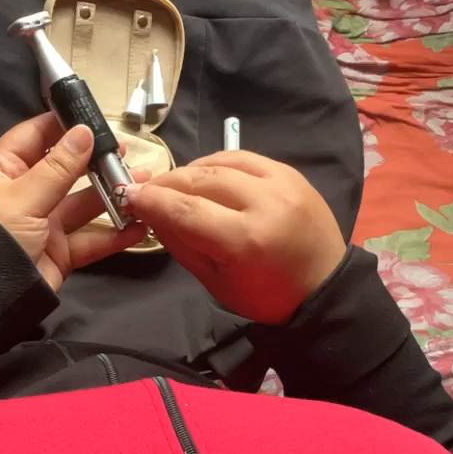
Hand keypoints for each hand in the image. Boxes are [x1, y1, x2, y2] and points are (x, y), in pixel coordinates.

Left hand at [0, 113, 148, 289]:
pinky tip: (136, 225)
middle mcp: (25, 195)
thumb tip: (84, 132)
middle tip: (125, 151)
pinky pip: (90, 239)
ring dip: (112, 195)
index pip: (34, 137)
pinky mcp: (60, 253)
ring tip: (142, 182)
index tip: (91, 115)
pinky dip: (113, 234)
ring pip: (83, 205)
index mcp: (4, 172)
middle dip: (95, 161)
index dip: (61, 125)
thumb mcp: (23, 196)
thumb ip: (59, 167)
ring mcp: (44, 225)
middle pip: (65, 171)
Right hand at [124, 151, 347, 323]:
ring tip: (173, 183)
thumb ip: (180, 244)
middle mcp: (265, 204)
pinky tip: (204, 175)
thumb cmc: (265, 295)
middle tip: (145, 188)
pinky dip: (217, 164)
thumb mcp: (215, 283)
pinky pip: (243, 158)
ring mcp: (282, 183)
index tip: (129, 195)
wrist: (323, 288)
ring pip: (221, 162)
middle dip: (167, 182)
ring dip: (190, 170)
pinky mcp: (291, 173)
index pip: (186, 210)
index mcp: (245, 241)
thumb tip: (150, 212)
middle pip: (201, 179)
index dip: (153, 200)